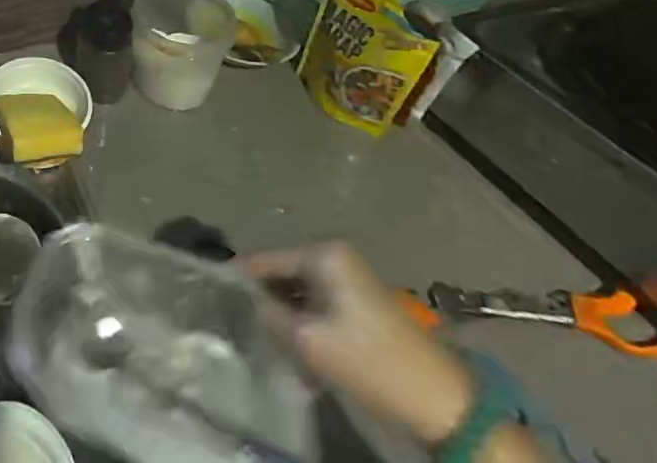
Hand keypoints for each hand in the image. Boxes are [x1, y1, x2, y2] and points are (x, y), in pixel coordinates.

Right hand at [244, 242, 473, 445]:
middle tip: (241, 325)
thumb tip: (242, 299)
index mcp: (324, 254)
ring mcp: (351, 279)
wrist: (441, 402)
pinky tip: (296, 353)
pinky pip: (318, 306)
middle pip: (283, 274)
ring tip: (267, 343)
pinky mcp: (361, 303)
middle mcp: (336, 257)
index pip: (266, 259)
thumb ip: (269, 315)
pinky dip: (305, 325)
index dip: (240, 279)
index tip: (214, 295)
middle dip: (265, 301)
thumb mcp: (309, 341)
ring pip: (300, 293)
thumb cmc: (371, 362)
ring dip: (285, 318)